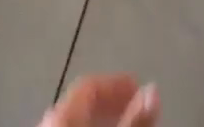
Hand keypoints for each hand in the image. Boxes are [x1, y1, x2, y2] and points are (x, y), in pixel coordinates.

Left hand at [36, 74, 158, 126]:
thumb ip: (133, 116)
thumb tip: (154, 88)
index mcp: (62, 108)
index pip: (90, 81)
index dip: (118, 81)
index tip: (140, 86)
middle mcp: (49, 116)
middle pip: (81, 97)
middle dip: (111, 97)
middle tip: (135, 104)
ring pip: (74, 116)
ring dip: (101, 114)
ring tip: (125, 121)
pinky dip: (88, 125)